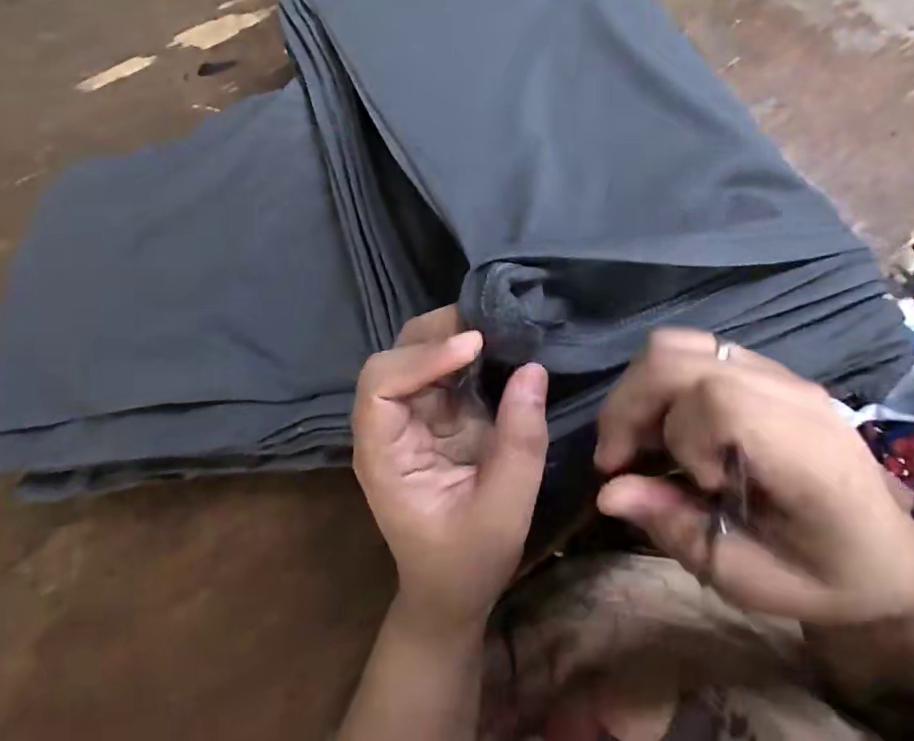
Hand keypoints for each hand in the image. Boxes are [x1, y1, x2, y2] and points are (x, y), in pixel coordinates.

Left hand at [352, 307, 550, 634]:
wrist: (452, 592)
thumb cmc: (468, 562)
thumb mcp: (504, 512)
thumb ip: (520, 444)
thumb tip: (533, 369)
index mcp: (383, 455)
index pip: (380, 385)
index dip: (422, 357)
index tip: (474, 347)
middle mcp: (388, 426)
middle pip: (395, 356)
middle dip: (439, 332)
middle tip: (494, 321)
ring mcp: (412, 418)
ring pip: (419, 353)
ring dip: (455, 333)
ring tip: (502, 325)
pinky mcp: (438, 416)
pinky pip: (447, 368)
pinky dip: (472, 350)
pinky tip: (502, 345)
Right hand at [593, 329, 913, 627]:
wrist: (887, 552)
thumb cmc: (829, 578)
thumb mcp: (753, 581)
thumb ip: (681, 532)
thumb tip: (609, 493)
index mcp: (803, 450)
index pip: (718, 399)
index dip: (681, 436)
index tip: (683, 485)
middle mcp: (789, 393)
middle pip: (681, 356)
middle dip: (630, 404)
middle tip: (617, 460)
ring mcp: (779, 373)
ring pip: (681, 343)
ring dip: (642, 389)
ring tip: (639, 441)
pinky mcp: (766, 370)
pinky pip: (697, 352)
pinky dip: (664, 383)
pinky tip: (671, 428)